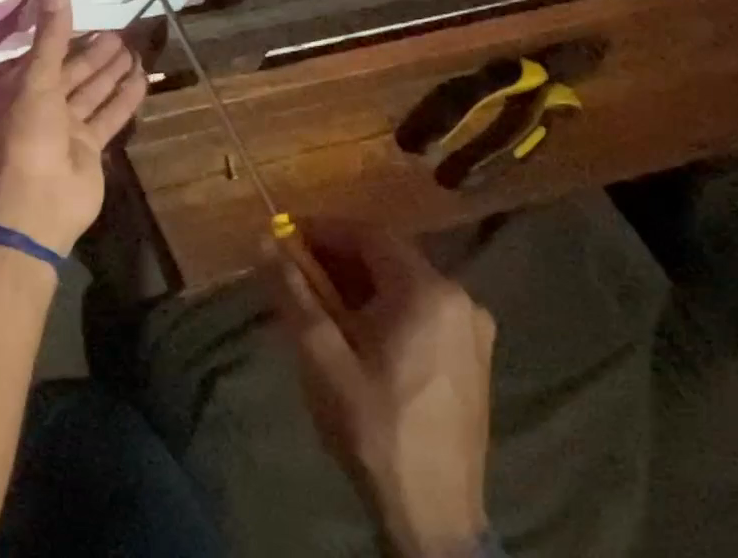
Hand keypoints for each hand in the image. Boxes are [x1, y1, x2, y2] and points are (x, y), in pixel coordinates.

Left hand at [0, 0, 146, 256]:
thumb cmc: (28, 135)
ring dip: (110, 71)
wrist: (39, 202)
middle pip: (69, 71)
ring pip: (91, 91)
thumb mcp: (36, 79)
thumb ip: (51, 37)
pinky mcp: (88, 147)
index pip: (41, 53)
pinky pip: (109, 115)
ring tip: (135, 46)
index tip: (85, 13)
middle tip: (121, 30)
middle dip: (93, 53)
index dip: (61, 35)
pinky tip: (142, 76)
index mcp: (15, 88)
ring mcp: (64, 127)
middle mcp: (38, 105)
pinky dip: (124, 97)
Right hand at [270, 221, 496, 557]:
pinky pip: (420, 312)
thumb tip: (264, 240)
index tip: (279, 233)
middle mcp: (460, 300)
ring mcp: (472, 331)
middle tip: (289, 269)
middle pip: (389, 257)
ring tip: (312, 301)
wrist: (432, 508)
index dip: (320, 228)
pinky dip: (382, 307)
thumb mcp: (319, 353)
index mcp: (427, 292)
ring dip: (356, 282)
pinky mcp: (472, 359)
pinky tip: (352, 331)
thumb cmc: (371, 423)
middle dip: (335, 256)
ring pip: (404, 285)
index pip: (368, 234)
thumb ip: (293, 290)